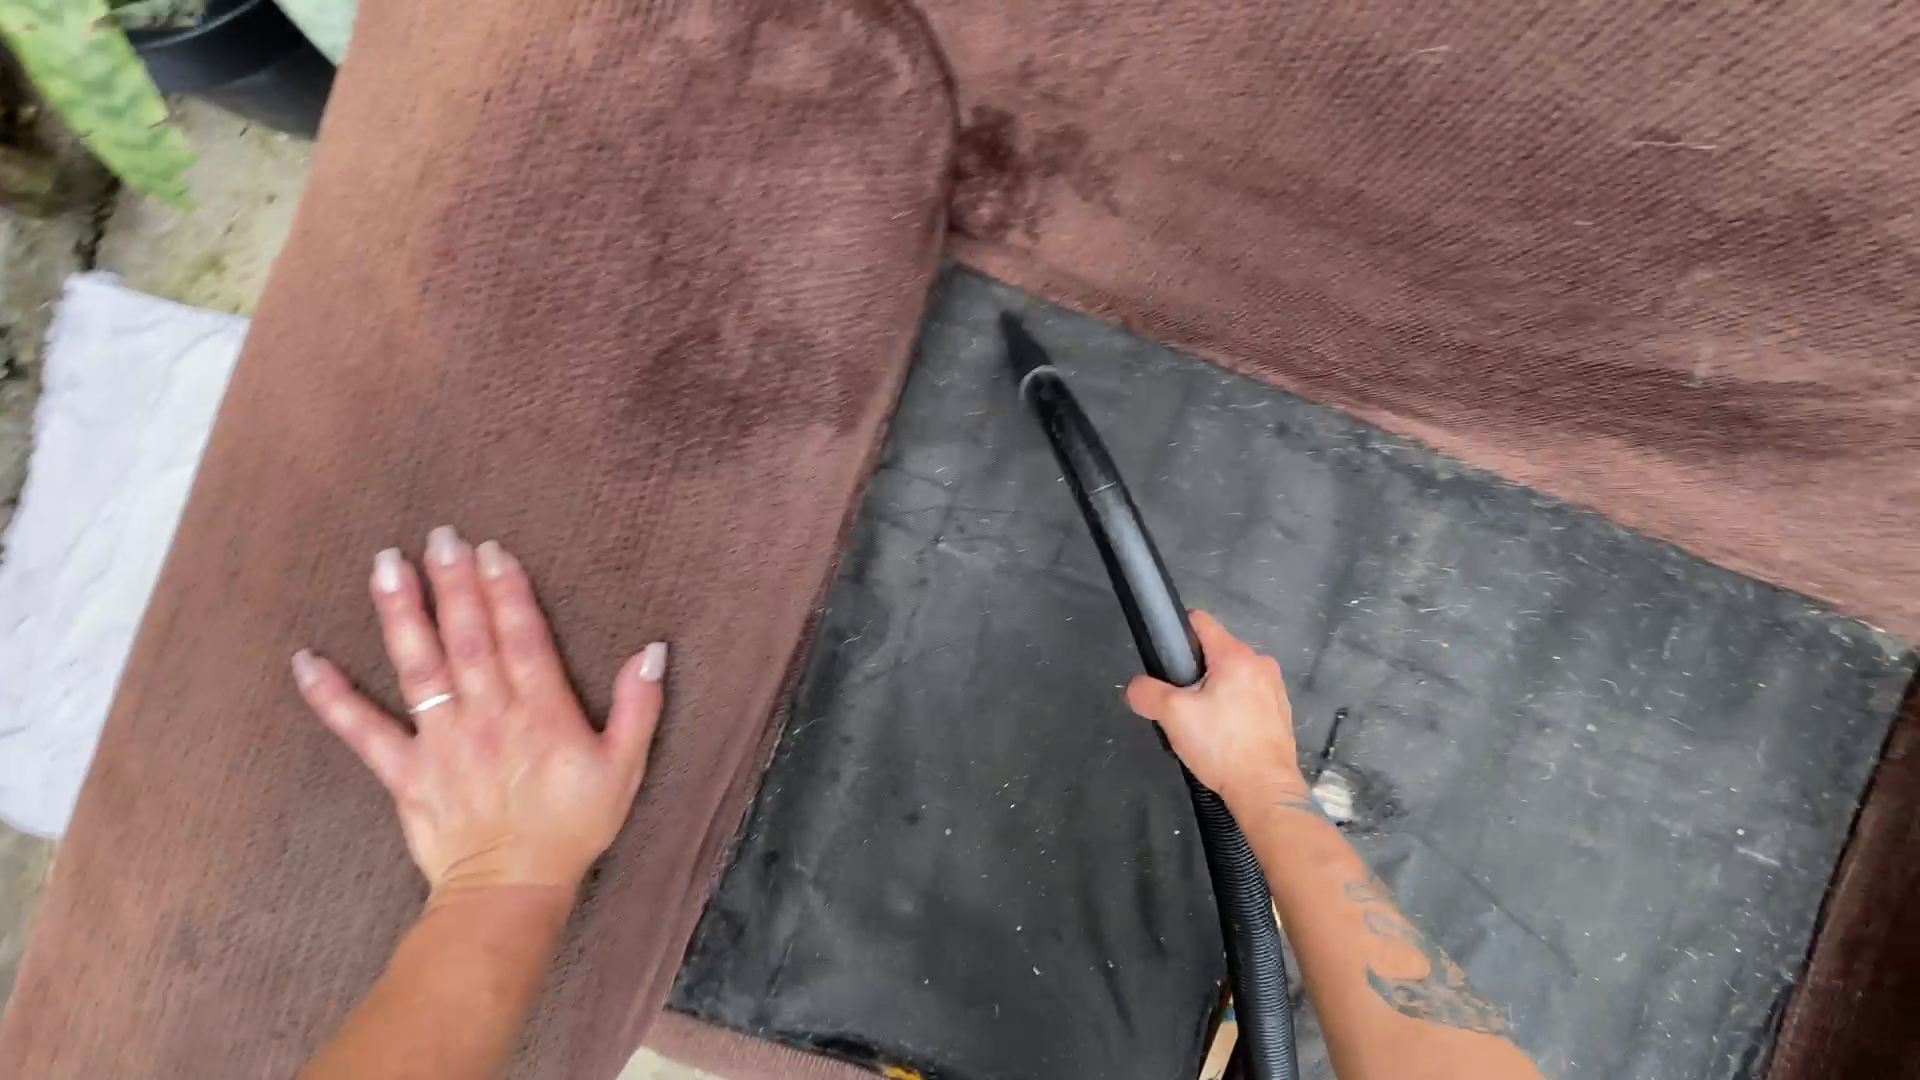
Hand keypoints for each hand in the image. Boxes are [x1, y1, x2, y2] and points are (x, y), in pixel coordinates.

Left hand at [291, 526, 664, 901]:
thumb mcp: (626, 766)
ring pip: (419, 669)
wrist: (510, 891)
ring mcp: (439, 743)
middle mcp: (487, 718)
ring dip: (402, 615)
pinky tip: (307, 660)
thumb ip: (638, 707)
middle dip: (455, 585)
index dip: (508, 592)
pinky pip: (363, 731)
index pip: (522, 639)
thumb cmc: (576, 823)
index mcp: (541, 714)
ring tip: (387, 566)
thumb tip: (652, 652)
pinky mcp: (404, 772)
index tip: (493, 551)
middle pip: (468, 640)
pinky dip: (333, 697)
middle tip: (440, 536)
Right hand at [1125, 611, 1306, 808]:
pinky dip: (1232, 709)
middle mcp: (1260, 664)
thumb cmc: (1221, 746)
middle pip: (1214, 652)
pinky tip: (1222, 735)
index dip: (1177, 633)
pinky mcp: (1280, 712)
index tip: (1165, 657)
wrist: (1264, 791)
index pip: (1200, 622)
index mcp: (1236, 656)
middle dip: (1193, 672)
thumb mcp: (1171, 715)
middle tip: (1179, 702)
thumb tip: (1136, 687)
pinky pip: (1247, 697)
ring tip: (1200, 723)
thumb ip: (1146, 692)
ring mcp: (1274, 689)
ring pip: (1230, 677)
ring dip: (1213, 692)